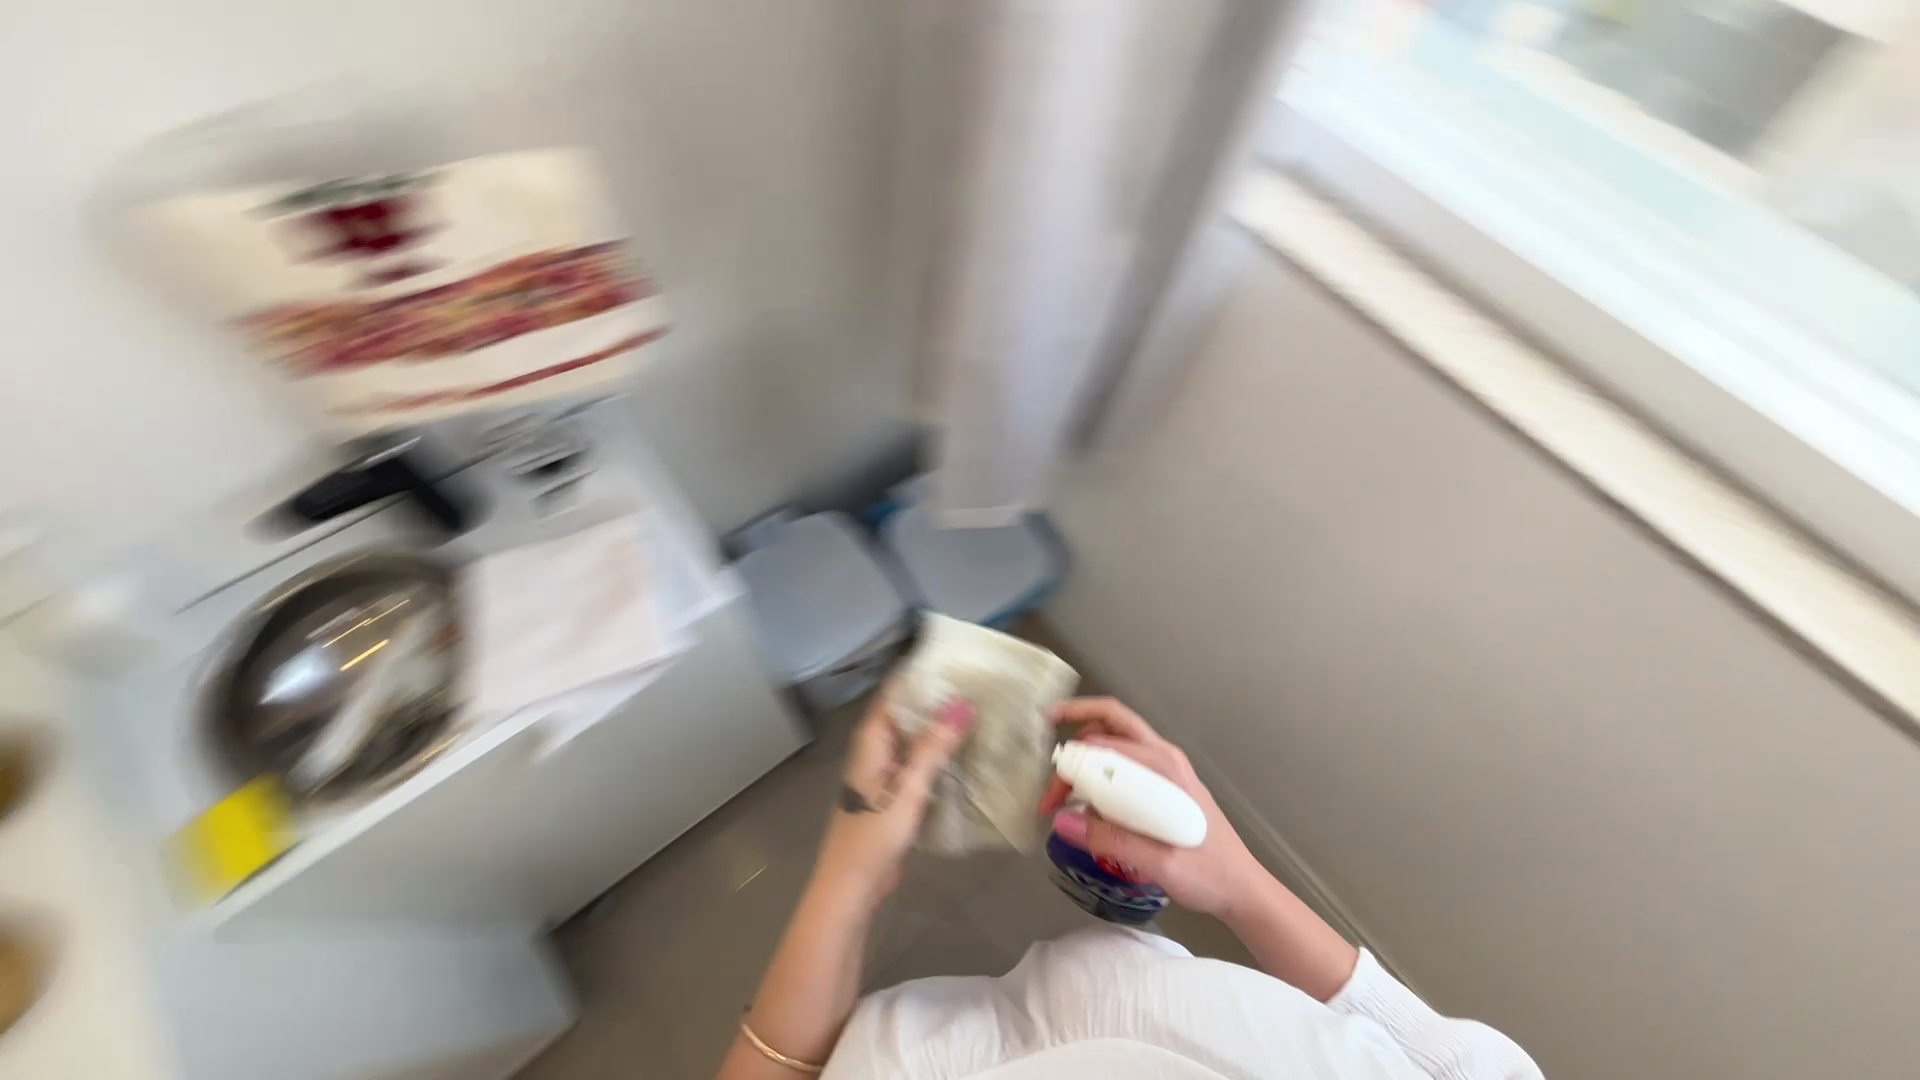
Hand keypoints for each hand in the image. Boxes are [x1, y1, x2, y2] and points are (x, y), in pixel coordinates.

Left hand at [813, 687, 975, 903]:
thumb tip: (964, 704)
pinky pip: (922, 765)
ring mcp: (887, 772)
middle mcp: (878, 749)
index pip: (897, 692)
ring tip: (984, 715)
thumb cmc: (873, 834)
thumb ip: (934, 746)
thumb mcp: (908, 787)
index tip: (959, 663)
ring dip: (944, 731)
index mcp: (873, 738)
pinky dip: (942, 758)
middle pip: (910, 715)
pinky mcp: (897, 795)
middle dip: (941, 702)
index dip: (924, 677)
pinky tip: (970, 756)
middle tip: (982, 688)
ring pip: (918, 741)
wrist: (852, 886)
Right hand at [1040, 697, 1271, 919]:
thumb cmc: (1208, 874)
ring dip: (1084, 753)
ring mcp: (1165, 768)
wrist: (1242, 890)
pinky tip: (1087, 799)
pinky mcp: (1163, 783)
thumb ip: (1111, 840)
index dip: (1071, 758)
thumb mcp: (1159, 863)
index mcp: (1164, 766)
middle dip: (1074, 736)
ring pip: (1115, 739)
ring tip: (1064, 791)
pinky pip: (1123, 760)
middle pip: (1111, 723)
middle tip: (1050, 778)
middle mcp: (1164, 757)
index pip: (1107, 740)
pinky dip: (1098, 768)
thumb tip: (1062, 821)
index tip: (1051, 793)